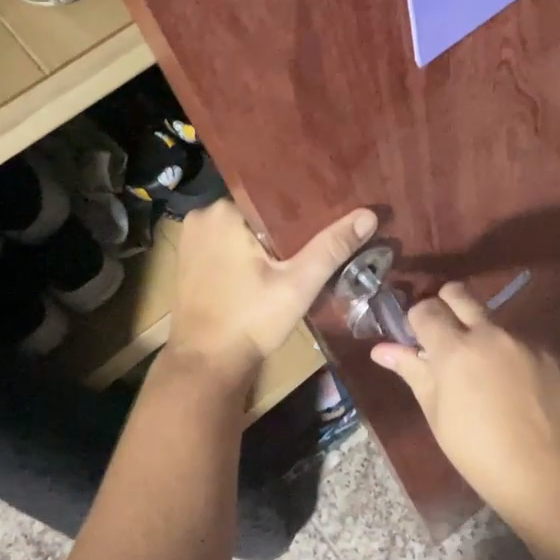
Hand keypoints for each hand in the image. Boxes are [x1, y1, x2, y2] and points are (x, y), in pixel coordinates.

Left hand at [165, 200, 376, 382]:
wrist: (207, 363)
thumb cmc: (251, 320)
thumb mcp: (298, 284)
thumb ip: (332, 247)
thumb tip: (368, 214)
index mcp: (225, 211)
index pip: (274, 196)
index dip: (305, 207)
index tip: (332, 214)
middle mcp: (203, 216)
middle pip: (260, 213)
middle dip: (289, 225)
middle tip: (324, 234)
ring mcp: (192, 239)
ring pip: (245, 229)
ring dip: (270, 240)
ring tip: (305, 247)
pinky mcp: (191, 260)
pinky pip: (230, 244)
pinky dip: (251, 252)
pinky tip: (274, 265)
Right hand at [370, 283, 559, 519]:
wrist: (544, 474)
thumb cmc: (477, 452)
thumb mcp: (437, 414)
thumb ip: (413, 373)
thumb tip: (382, 349)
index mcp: (455, 349)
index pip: (425, 309)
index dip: (416, 320)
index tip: (417, 339)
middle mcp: (491, 334)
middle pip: (460, 295)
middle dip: (446, 304)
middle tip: (444, 334)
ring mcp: (525, 341)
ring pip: (495, 322)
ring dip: (483, 336)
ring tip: (485, 376)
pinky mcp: (551, 355)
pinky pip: (523, 344)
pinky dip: (512, 357)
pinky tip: (516, 391)